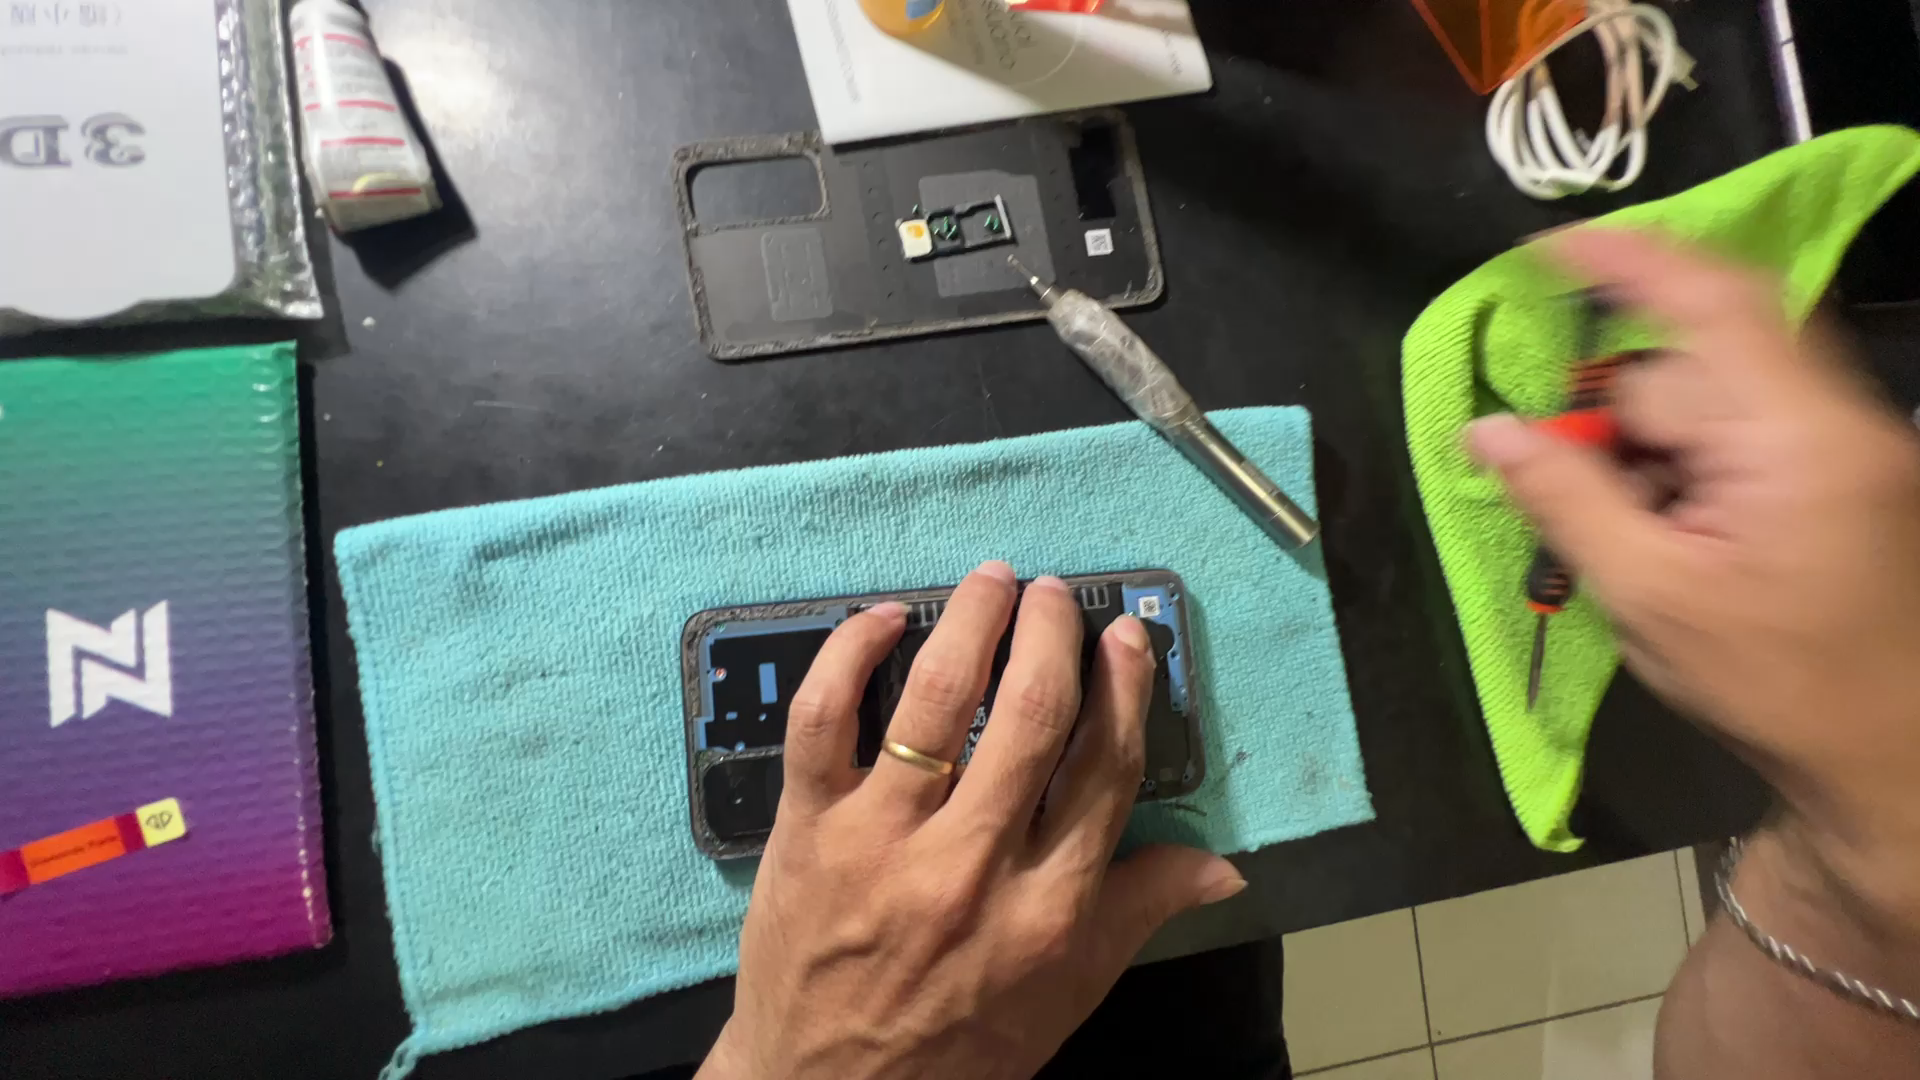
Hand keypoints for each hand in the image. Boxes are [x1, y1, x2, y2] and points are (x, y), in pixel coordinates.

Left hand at [700, 562, 1245, 1079]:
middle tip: (1054, 592)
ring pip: (938, 700)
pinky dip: (850, 654)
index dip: (1124, 687)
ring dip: (972, 623)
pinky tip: (884, 617)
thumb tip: (1225, 864)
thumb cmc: (961, 1043)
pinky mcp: (809, 825)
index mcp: (1049, 906)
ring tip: (992, 580)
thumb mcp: (1068, 993)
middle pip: (1030, 716)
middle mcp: (973, 861)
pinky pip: (824, 718)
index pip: (1106, 768)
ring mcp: (883, 837)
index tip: (1125, 634)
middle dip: (1050, 634)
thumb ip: (1141, 913)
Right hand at [1468, 229, 1919, 912]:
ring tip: (1616, 530)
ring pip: (1694, 407)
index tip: (1547, 248)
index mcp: (1799, 443)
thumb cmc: (1768, 678)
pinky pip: (1715, 440)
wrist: (1890, 756)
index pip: (1712, 313)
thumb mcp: (1641, 589)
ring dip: (1627, 449)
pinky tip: (1648, 528)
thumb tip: (1486, 428)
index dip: (1631, 264)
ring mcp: (1828, 452)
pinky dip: (1656, 469)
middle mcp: (1829, 425)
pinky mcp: (1819, 479)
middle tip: (1548, 474)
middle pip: (1686, 370)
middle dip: (1603, 412)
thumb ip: (1562, 494)